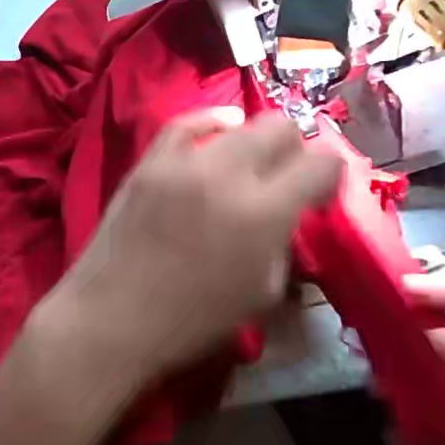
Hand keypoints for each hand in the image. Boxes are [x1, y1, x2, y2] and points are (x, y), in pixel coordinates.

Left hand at [30, 108, 340, 396]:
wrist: (112, 317)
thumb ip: (283, 243)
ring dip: (255, 141)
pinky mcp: (150, 162)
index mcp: (264, 213)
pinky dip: (210, 123)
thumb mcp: (261, 293)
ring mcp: (183, 163)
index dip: (331, 174)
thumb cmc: (192, 321)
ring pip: (239, 123)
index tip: (322, 191)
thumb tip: (288, 213)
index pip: (321, 164)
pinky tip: (222, 128)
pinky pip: (186, 124)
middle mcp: (227, 175)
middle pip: (281, 128)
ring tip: (251, 162)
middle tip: (287, 176)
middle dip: (295, 149)